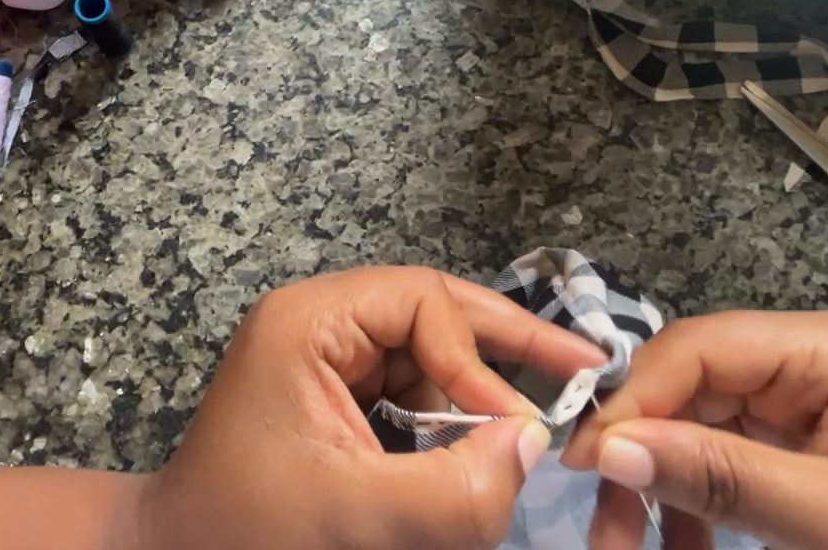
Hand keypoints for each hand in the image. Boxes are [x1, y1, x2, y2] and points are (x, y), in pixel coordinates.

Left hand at [138, 266, 607, 549]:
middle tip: (580, 360)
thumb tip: (531, 443)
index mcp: (309, 322)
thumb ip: (452, 490)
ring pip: (423, 347)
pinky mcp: (331, 386)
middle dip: (500, 338)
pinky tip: (480, 439)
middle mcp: (318, 319)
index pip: (417, 302)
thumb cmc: (248, 534)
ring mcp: (324, 351)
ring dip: (475, 384)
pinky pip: (405, 384)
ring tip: (531, 423)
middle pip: (426, 307)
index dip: (476, 356)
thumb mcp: (354, 519)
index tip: (521, 428)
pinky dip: (446, 412)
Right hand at [561, 310, 827, 549]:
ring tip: (622, 543)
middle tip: (601, 525)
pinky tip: (676, 544)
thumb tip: (607, 447)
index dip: (634, 398)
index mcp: (826, 349)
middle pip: (684, 387)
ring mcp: (793, 400)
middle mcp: (799, 358)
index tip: (582, 459)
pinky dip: (688, 505)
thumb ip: (731, 481)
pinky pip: (715, 459)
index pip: (698, 348)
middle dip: (638, 453)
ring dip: (652, 486)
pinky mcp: (791, 442)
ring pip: (687, 425)